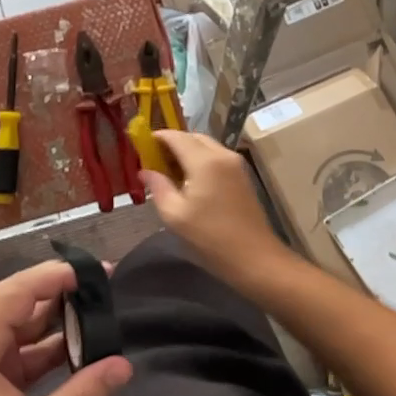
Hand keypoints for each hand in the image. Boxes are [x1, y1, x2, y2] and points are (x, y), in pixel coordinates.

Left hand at [0, 261, 132, 395]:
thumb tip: (123, 365)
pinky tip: (79, 348)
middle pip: (19, 301)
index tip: (98, 272)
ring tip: (101, 313)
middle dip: (62, 292)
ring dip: (56, 320)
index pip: (18, 291)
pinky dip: (45, 346)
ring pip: (19, 323)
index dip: (57, 276)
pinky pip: (15, 347)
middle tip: (107, 287)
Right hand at [138, 130, 288, 281]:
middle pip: (192, 137)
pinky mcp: (242, 176)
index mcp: (204, 161)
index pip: (175, 136)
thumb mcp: (175, 215)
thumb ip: (158, 187)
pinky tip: (189, 181)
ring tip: (168, 172)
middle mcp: (222, 155)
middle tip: (153, 161)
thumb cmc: (210, 238)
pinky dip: (200, 160)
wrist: (255, 258)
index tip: (140, 146)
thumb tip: (144, 171)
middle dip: (172, 144)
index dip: (156, 137)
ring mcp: (236, 164)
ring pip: (206, 146)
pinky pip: (216, 157)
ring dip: (186, 152)